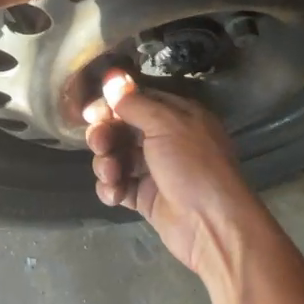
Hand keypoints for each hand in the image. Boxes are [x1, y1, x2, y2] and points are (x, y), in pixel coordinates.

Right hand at [84, 69, 263, 280]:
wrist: (211, 225)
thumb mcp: (166, 125)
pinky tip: (115, 194)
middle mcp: (166, 138)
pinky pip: (119, 185)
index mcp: (177, 115)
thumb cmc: (193, 166)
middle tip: (99, 144)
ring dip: (107, 163)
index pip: (138, 100)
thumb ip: (135, 103)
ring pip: (117, 156)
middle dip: (106, 135)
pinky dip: (111, 188)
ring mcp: (155, 169)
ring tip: (111, 174)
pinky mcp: (145, 197)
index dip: (113, 104)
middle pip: (123, 128)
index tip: (91, 112)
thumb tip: (112, 77)